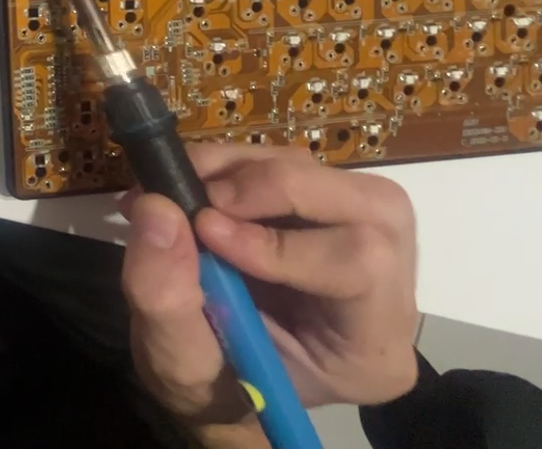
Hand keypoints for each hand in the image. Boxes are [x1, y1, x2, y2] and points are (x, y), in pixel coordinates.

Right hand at [121, 144, 419, 439]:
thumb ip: (164, 295)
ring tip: (177, 188)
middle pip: (367, 206)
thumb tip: (156, 207)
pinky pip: (284, 161)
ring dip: (240, 169)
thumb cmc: (204, 380)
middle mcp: (385, 291)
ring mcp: (355, 241)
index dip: (280, 241)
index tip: (204, 232)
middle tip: (198, 198)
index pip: (363, 268)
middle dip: (272, 186)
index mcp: (369, 349)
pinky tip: (187, 185)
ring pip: (324, 173)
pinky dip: (227, 164)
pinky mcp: (316, 210)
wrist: (208, 371)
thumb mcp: (173, 361)